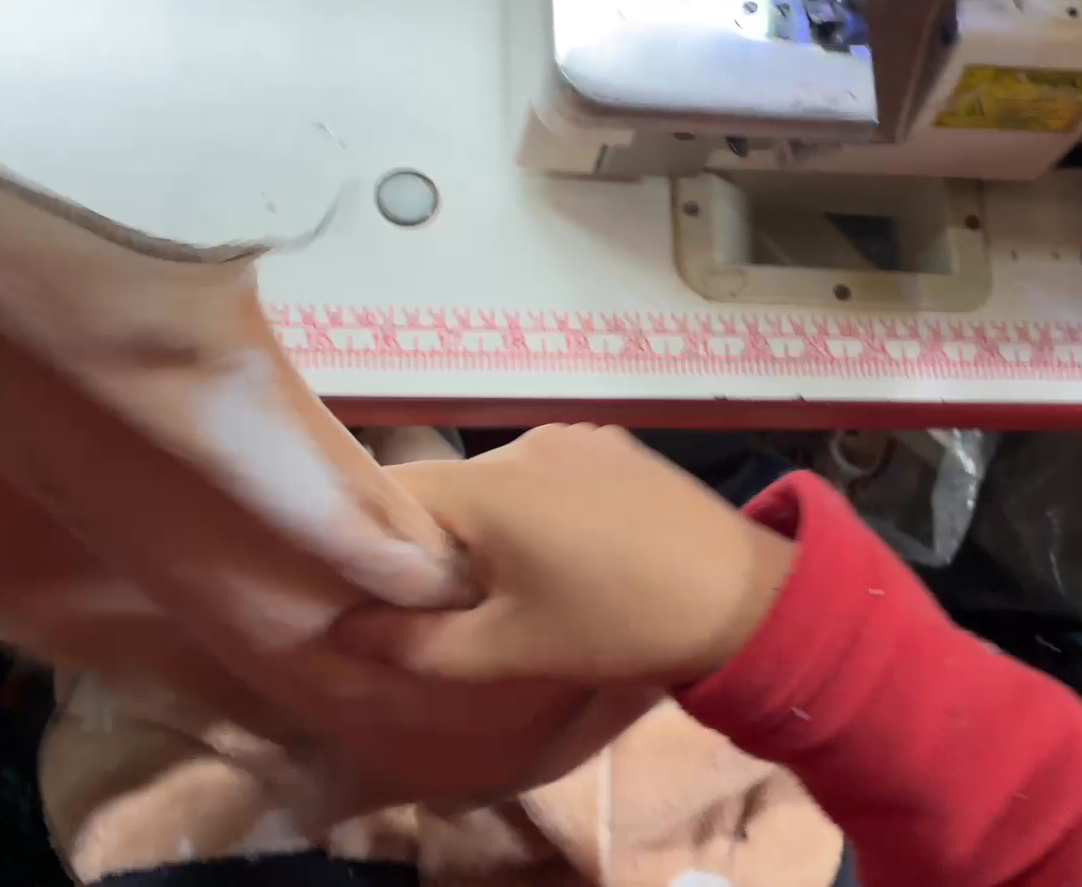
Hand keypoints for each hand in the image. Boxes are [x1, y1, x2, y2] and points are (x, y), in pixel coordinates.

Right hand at [330, 425, 794, 687]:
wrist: (740, 594)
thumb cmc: (615, 623)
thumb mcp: (509, 648)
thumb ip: (414, 643)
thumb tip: (341, 628)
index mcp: (487, 485)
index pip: (393, 493)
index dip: (374, 538)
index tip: (383, 586)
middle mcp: (522, 442)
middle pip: (449, 486)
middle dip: (441, 538)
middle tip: (467, 596)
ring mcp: (572, 433)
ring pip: (498, 477)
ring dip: (493, 519)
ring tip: (530, 573)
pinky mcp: (608, 439)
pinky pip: (547, 466)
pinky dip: (538, 500)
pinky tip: (577, 542)